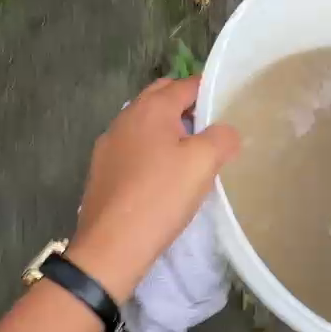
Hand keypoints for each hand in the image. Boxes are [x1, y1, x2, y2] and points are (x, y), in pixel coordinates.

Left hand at [66, 76, 239, 304]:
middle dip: (186, 104)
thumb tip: (226, 131)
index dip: (210, 90)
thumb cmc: (160, 196)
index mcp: (152, 107)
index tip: (229, 104)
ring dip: (166, 127)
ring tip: (188, 152)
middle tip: (210, 126)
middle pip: (162, 96)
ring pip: (145, 122)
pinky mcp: (101, 168)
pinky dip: (149, 148)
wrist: (111, 247)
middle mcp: (126, 116)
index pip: (187, 84)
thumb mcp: (203, 163)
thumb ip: (222, 137)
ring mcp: (109, 142)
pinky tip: (160, 174)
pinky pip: (132, 145)